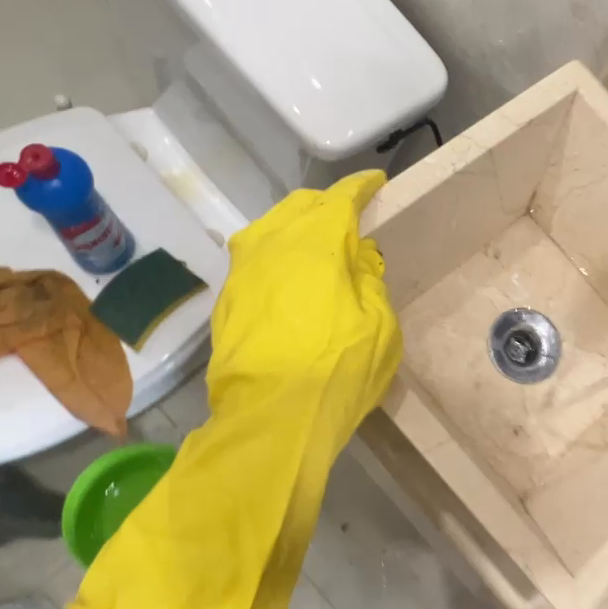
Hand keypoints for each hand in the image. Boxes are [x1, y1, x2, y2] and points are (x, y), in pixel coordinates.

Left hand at [68, 171, 400, 608]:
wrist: (270, 424)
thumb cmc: (337, 372)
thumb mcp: (380, 325)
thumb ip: (370, 278)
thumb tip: (357, 255)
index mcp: (314, 243)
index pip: (340, 198)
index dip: (361, 188)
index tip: (376, 184)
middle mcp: (270, 246)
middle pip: (299, 208)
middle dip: (325, 206)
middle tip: (349, 218)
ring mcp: (242, 274)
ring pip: (269, 232)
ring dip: (296, 230)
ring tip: (318, 246)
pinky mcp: (227, 304)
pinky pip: (255, 262)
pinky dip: (277, 258)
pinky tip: (291, 280)